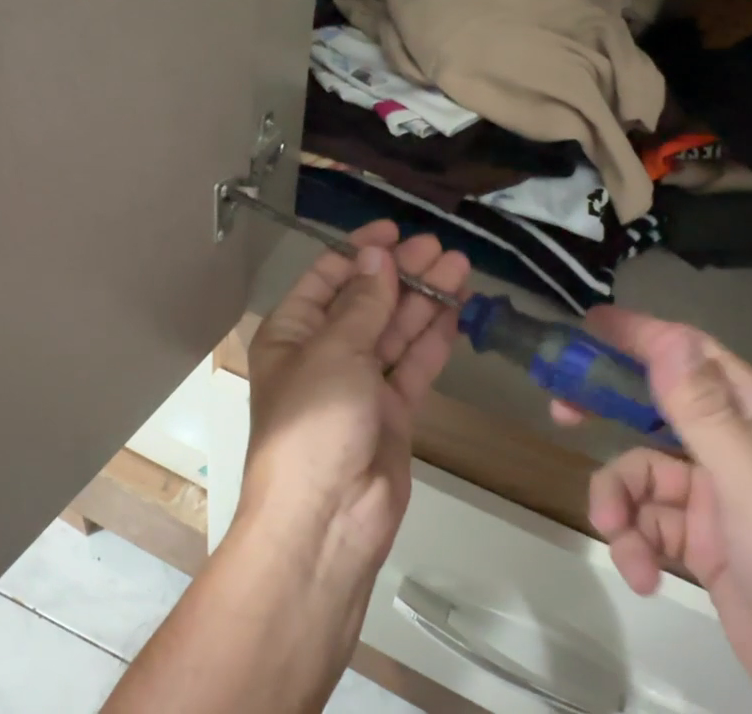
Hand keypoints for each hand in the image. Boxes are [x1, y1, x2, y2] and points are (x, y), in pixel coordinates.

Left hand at [240, 220, 469, 571]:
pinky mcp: (391, 414)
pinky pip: (413, 367)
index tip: (394, 231)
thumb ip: (362, 303)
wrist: (327, 521)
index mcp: (292, 335)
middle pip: (367, 303)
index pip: (326, 280)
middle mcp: (323, 355)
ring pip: (394, 333)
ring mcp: (359, 387)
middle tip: (441, 249)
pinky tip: (455, 312)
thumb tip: (375, 253)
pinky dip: (432, 341)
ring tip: (459, 269)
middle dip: (401, 275)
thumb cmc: (315, 425)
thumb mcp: (333, 353)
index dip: (359, 252)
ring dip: (424, 302)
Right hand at [563, 309, 751, 713]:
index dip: (641, 336)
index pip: (694, 357)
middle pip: (657, 410)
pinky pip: (650, 526)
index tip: (586, 325)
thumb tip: (667, 335)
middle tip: (561, 412)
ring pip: (643, 475)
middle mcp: (740, 450)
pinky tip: (644, 578)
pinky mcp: (705, 547)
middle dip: (608, 412)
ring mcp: (720, 501)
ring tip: (616, 537)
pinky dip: (636, 547)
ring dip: (620, 504)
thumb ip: (703, 411)